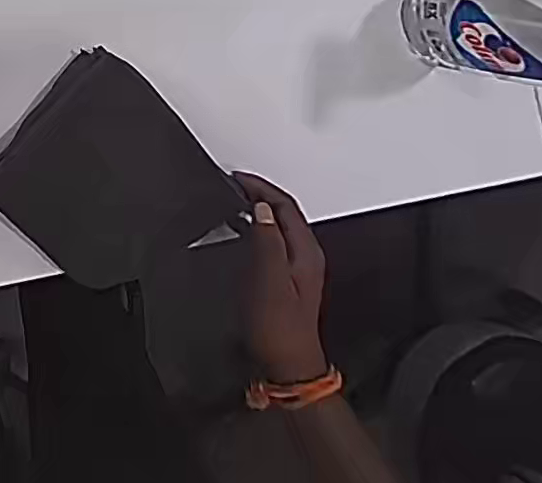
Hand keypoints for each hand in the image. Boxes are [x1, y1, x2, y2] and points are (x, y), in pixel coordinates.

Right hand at [238, 173, 329, 382]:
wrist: (286, 363)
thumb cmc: (278, 326)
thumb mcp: (269, 278)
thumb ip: (267, 240)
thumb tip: (261, 209)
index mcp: (305, 252)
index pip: (285, 206)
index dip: (262, 188)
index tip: (238, 178)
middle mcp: (305, 256)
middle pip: (286, 212)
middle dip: (261, 193)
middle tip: (236, 183)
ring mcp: (297, 267)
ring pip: (279, 225)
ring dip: (260, 209)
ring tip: (237, 199)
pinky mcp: (286, 276)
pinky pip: (273, 239)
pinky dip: (257, 225)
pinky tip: (242, 229)